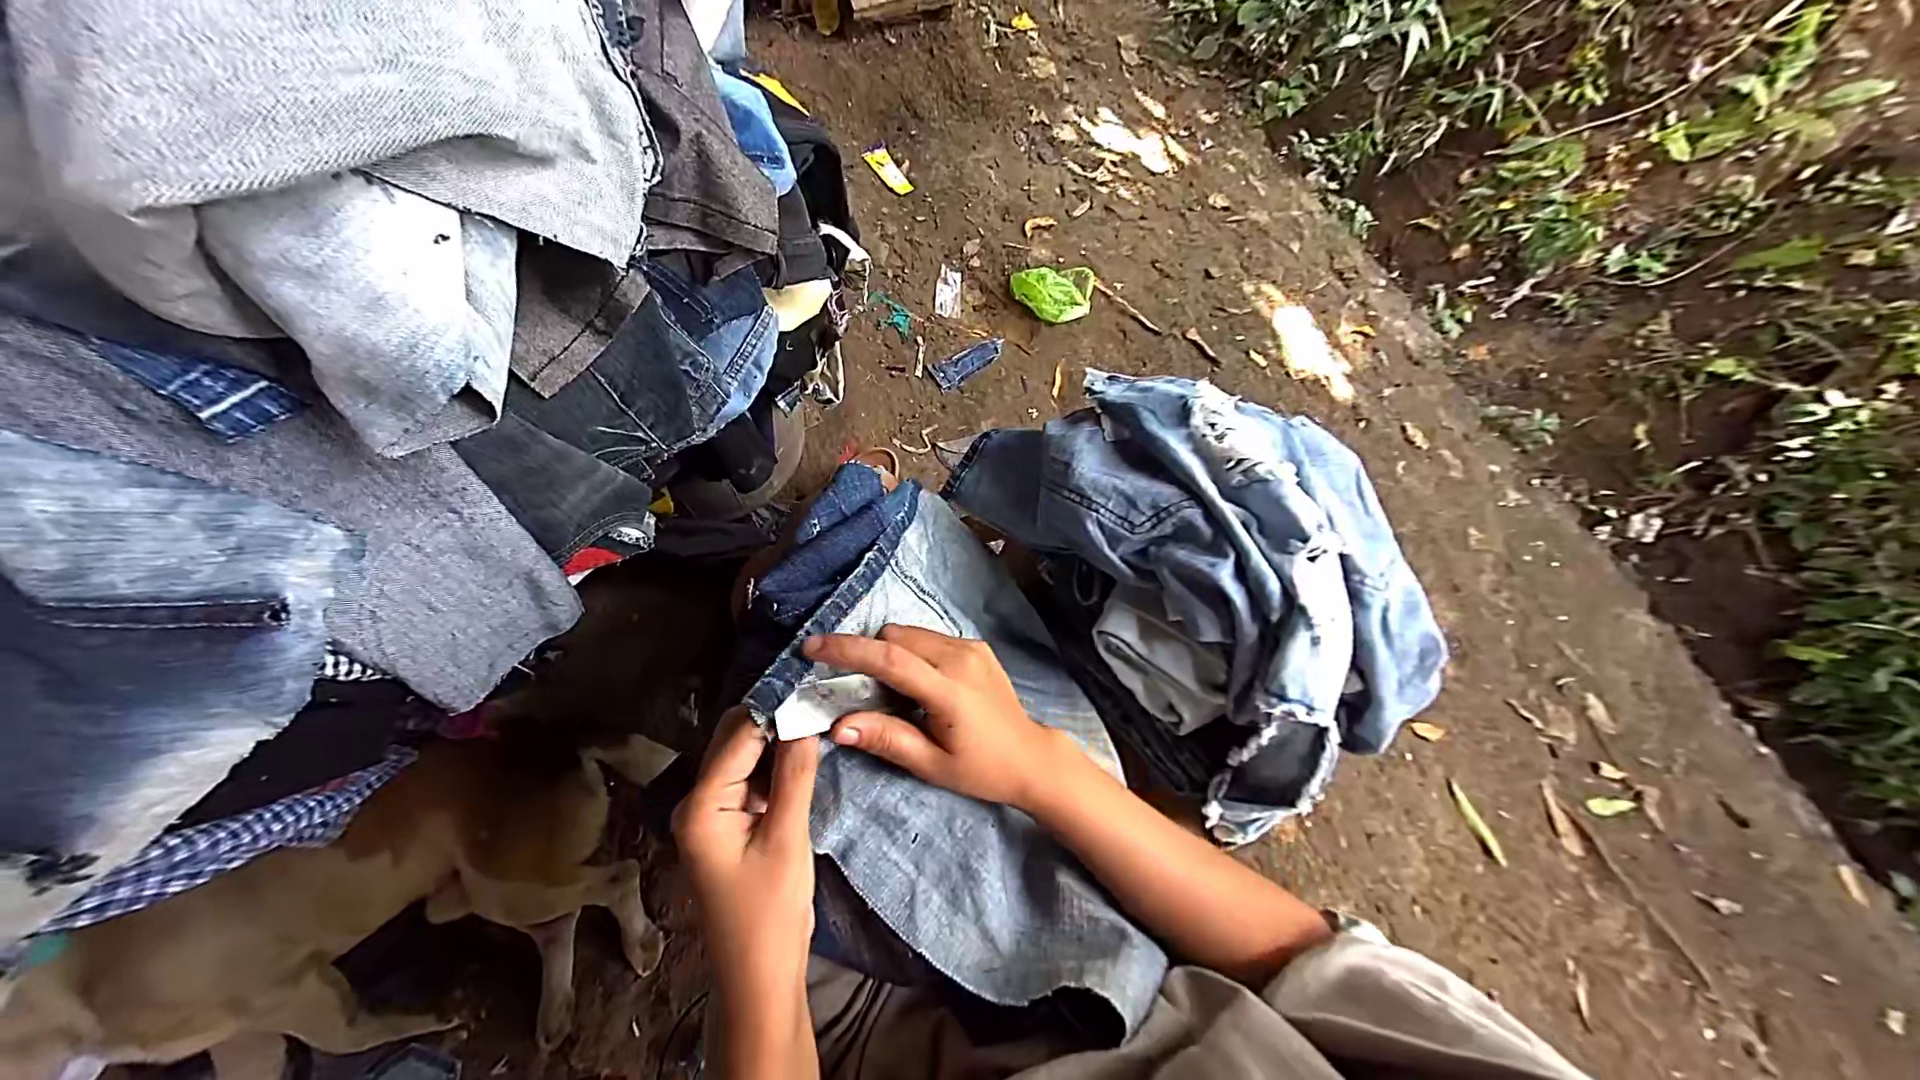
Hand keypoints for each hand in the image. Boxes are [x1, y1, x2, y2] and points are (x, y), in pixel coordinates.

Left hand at [672, 709, 818, 1007]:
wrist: (759, 976)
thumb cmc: (770, 913)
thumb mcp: (788, 838)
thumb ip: (795, 774)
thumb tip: (804, 719)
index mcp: (700, 806)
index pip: (737, 736)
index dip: (774, 709)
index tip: (810, 686)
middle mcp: (696, 803)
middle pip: (735, 741)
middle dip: (774, 720)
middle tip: (818, 704)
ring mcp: (711, 814)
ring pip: (745, 756)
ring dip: (777, 741)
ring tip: (816, 721)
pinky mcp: (728, 824)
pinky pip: (751, 779)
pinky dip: (775, 765)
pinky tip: (804, 755)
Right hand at [802, 625, 1073, 811]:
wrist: (1031, 756)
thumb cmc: (981, 769)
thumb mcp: (931, 765)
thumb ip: (886, 739)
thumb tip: (837, 726)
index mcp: (950, 691)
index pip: (891, 659)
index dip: (848, 650)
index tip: (813, 647)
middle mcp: (961, 658)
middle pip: (896, 637)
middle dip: (867, 652)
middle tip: (856, 685)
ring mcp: (971, 648)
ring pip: (911, 633)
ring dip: (889, 651)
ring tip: (890, 690)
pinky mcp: (976, 646)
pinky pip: (929, 638)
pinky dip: (911, 652)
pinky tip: (917, 683)